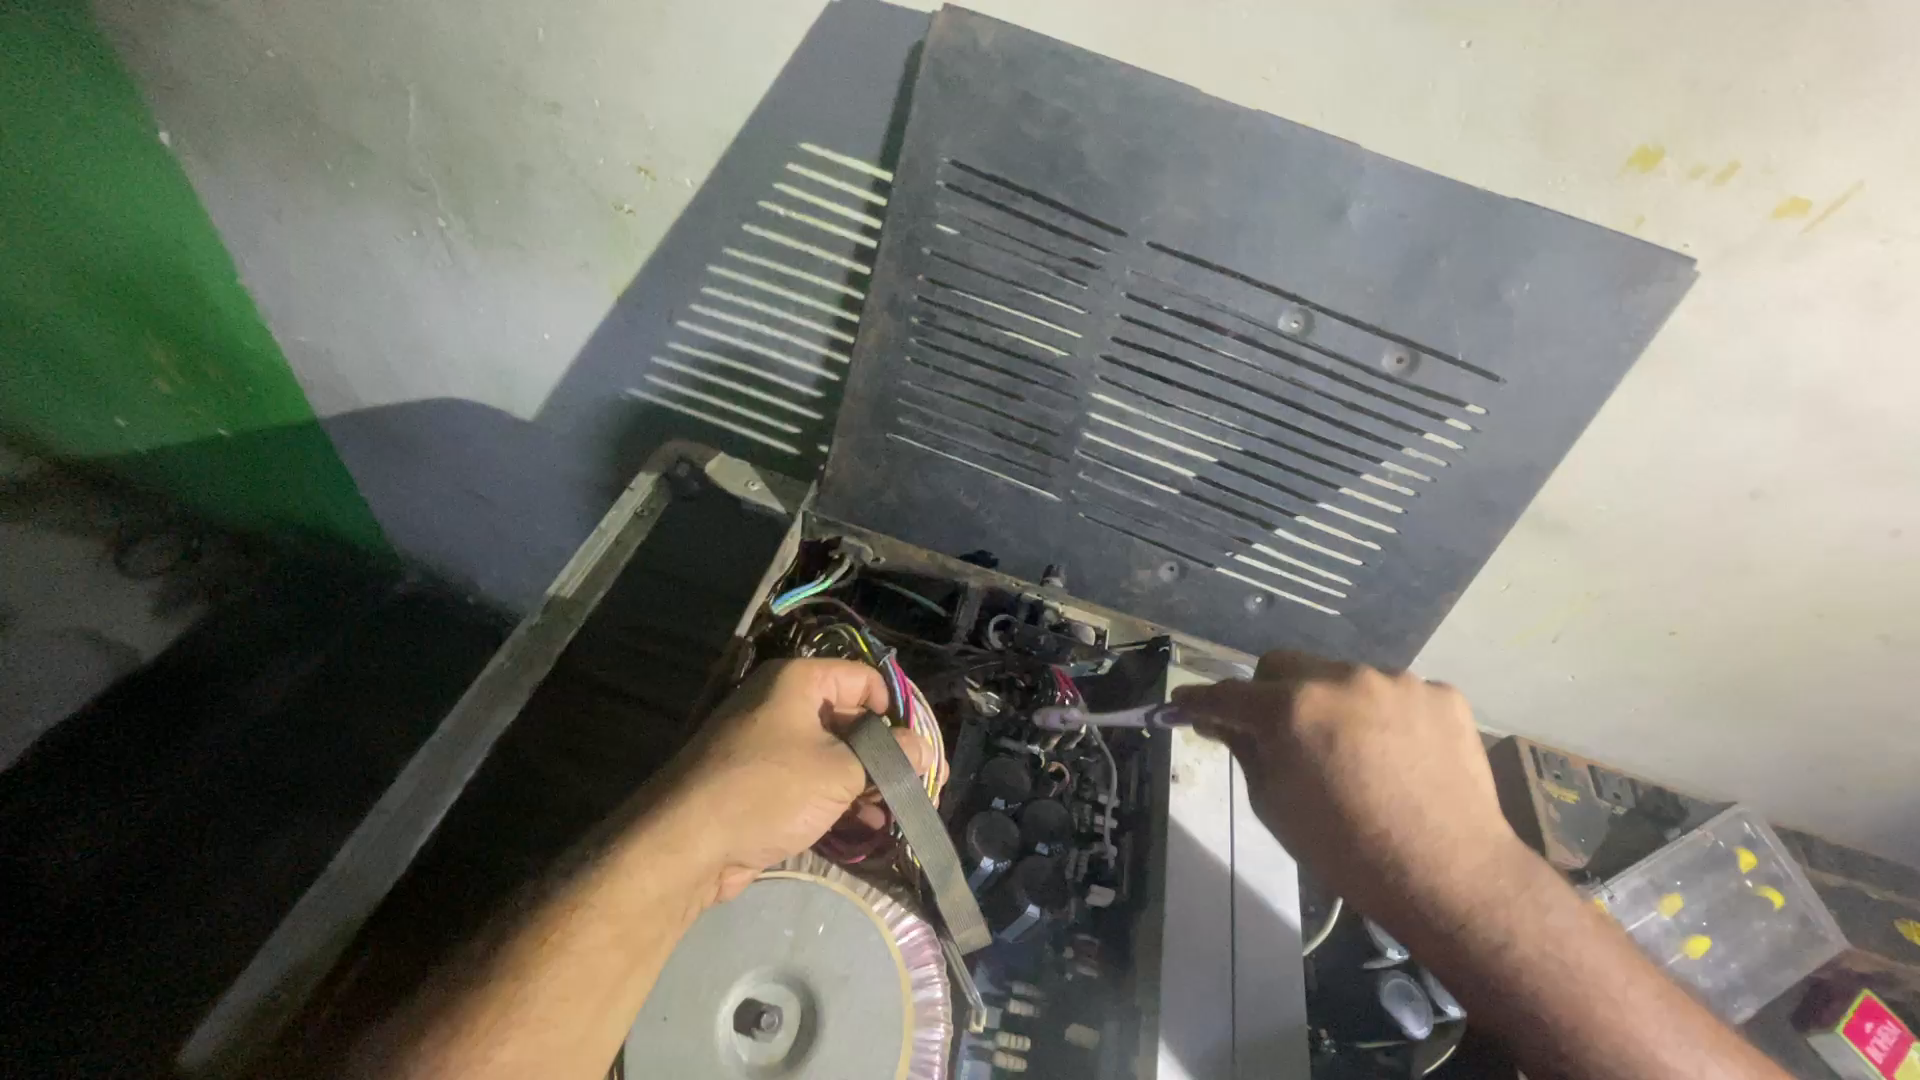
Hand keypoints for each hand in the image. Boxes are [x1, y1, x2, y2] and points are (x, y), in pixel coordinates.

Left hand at [664, 659, 929, 902]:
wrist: (684, 845)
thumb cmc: (768, 790)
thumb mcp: (838, 770)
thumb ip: (888, 758)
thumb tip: (924, 750)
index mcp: (799, 681)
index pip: (865, 680)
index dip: (896, 711)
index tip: (919, 749)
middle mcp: (784, 704)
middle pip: (852, 718)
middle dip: (887, 753)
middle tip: (920, 784)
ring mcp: (771, 745)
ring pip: (835, 754)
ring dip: (868, 781)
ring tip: (899, 811)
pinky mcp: (763, 783)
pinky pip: (813, 781)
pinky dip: (842, 798)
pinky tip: (870, 826)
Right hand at [1171, 651, 1519, 921]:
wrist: (1450, 878)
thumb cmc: (1345, 849)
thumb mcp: (1273, 803)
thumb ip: (1245, 750)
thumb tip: (1222, 721)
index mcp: (1290, 708)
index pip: (1228, 693)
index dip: (1200, 701)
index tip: (1183, 705)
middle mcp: (1340, 678)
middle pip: (1282, 666)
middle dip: (1270, 693)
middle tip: (1280, 733)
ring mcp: (1396, 681)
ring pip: (1340, 676)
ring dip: (1331, 703)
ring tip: (1353, 751)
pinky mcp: (1440, 694)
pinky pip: (1394, 693)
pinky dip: (1385, 715)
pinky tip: (1398, 755)